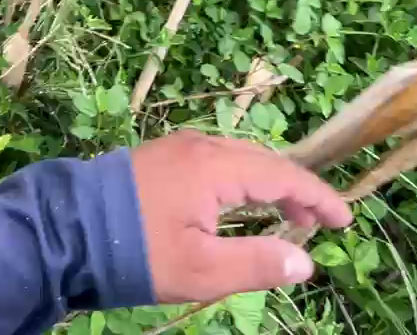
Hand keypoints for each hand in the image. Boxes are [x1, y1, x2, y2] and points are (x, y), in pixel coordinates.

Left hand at [131, 131, 351, 302]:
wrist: (72, 227)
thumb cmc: (139, 251)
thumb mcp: (202, 270)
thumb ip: (257, 263)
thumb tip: (304, 261)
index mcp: (211, 166)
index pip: (279, 173)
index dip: (315, 196)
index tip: (344, 220)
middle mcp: (198, 146)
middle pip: (260, 159)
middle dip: (294, 187)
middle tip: (320, 222)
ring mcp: (178, 147)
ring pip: (237, 158)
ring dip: (268, 182)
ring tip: (290, 216)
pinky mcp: (163, 156)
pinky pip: (216, 160)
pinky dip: (241, 179)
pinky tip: (244, 203)